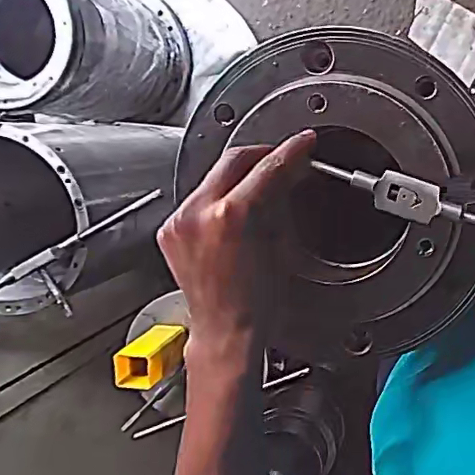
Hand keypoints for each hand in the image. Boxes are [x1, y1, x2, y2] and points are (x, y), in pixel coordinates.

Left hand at [158, 130, 315, 378]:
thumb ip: (281, 200)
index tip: (303, 142)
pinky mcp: (171, 230)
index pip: (266, 167)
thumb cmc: (256, 303)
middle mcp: (198, 213)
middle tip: (284, 158)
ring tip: (263, 186)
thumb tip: (289, 174)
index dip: (291, 151)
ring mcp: (180, 222)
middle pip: (234, 159)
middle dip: (263, 154)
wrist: (226, 331)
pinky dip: (220, 196)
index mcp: (231, 217)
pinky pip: (199, 198)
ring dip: (241, 175)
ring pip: (214, 176)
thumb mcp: (280, 243)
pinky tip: (236, 208)